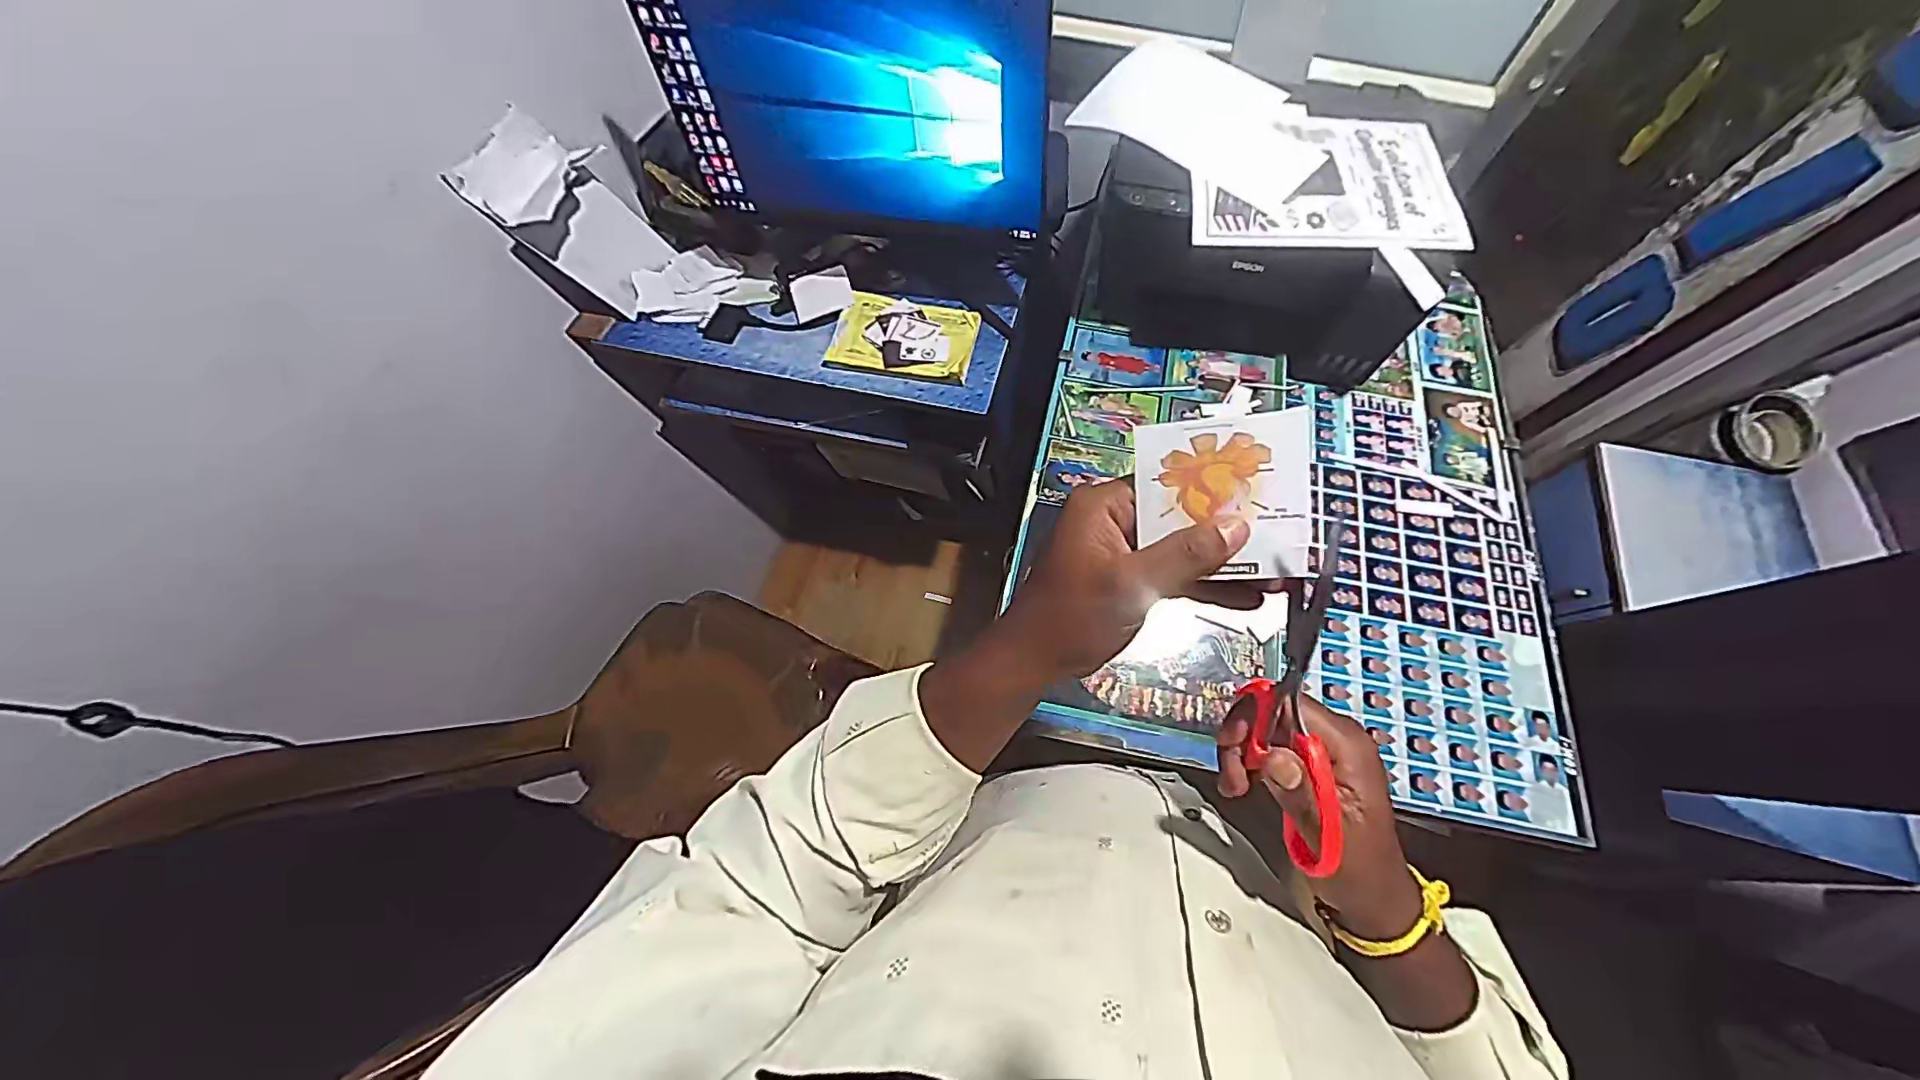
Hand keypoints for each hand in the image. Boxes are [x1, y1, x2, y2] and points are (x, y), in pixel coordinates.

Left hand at [921, 477, 1274, 771]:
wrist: (1038, 660)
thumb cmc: (1072, 615)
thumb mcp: (1132, 583)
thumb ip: (1185, 554)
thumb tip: (1236, 526)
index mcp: (1105, 505)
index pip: (1166, 484)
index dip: (1212, 488)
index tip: (1258, 493)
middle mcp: (1115, 520)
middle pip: (1180, 516)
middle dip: (1226, 531)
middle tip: (1280, 534)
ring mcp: (1125, 550)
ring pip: (1182, 548)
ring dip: (1222, 562)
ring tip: (1277, 570)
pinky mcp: (1132, 578)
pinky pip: (1173, 573)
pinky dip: (1203, 584)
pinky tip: (1248, 596)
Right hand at [1216, 692, 1422, 939]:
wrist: (1373, 897)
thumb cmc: (1362, 870)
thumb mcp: (1330, 834)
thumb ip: (1301, 792)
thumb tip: (1274, 756)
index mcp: (1348, 745)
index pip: (1289, 702)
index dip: (1255, 716)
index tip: (1236, 746)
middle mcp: (1334, 738)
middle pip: (1271, 709)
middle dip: (1243, 736)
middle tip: (1234, 772)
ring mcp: (1318, 749)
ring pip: (1262, 725)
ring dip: (1240, 751)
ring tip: (1237, 784)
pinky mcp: (1304, 761)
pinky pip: (1265, 744)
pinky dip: (1246, 760)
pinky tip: (1244, 783)